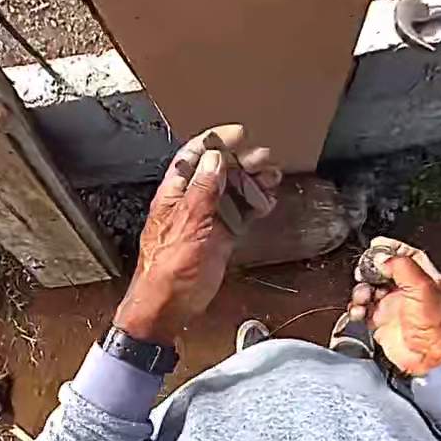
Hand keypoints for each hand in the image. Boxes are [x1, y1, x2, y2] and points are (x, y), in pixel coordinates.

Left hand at [113, 125, 280, 343]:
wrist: (169, 305)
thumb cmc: (168, 269)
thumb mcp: (187, 225)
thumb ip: (203, 191)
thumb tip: (214, 158)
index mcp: (176, 193)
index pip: (195, 155)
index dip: (216, 141)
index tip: (240, 135)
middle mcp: (192, 202)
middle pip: (219, 171)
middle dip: (242, 162)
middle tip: (265, 160)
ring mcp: (208, 219)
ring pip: (233, 191)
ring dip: (253, 182)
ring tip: (273, 177)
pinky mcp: (221, 236)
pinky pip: (241, 214)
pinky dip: (255, 205)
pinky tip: (268, 201)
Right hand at [347, 237, 440, 376]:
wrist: (430, 360)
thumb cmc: (437, 329)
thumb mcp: (423, 289)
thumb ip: (402, 267)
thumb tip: (383, 257)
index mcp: (424, 280)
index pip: (407, 256)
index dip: (392, 248)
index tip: (377, 244)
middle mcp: (408, 292)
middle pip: (383, 271)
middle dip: (370, 269)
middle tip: (365, 272)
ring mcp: (394, 307)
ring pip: (370, 289)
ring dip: (361, 290)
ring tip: (364, 297)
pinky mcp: (382, 322)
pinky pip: (363, 310)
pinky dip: (357, 309)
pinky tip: (360, 311)